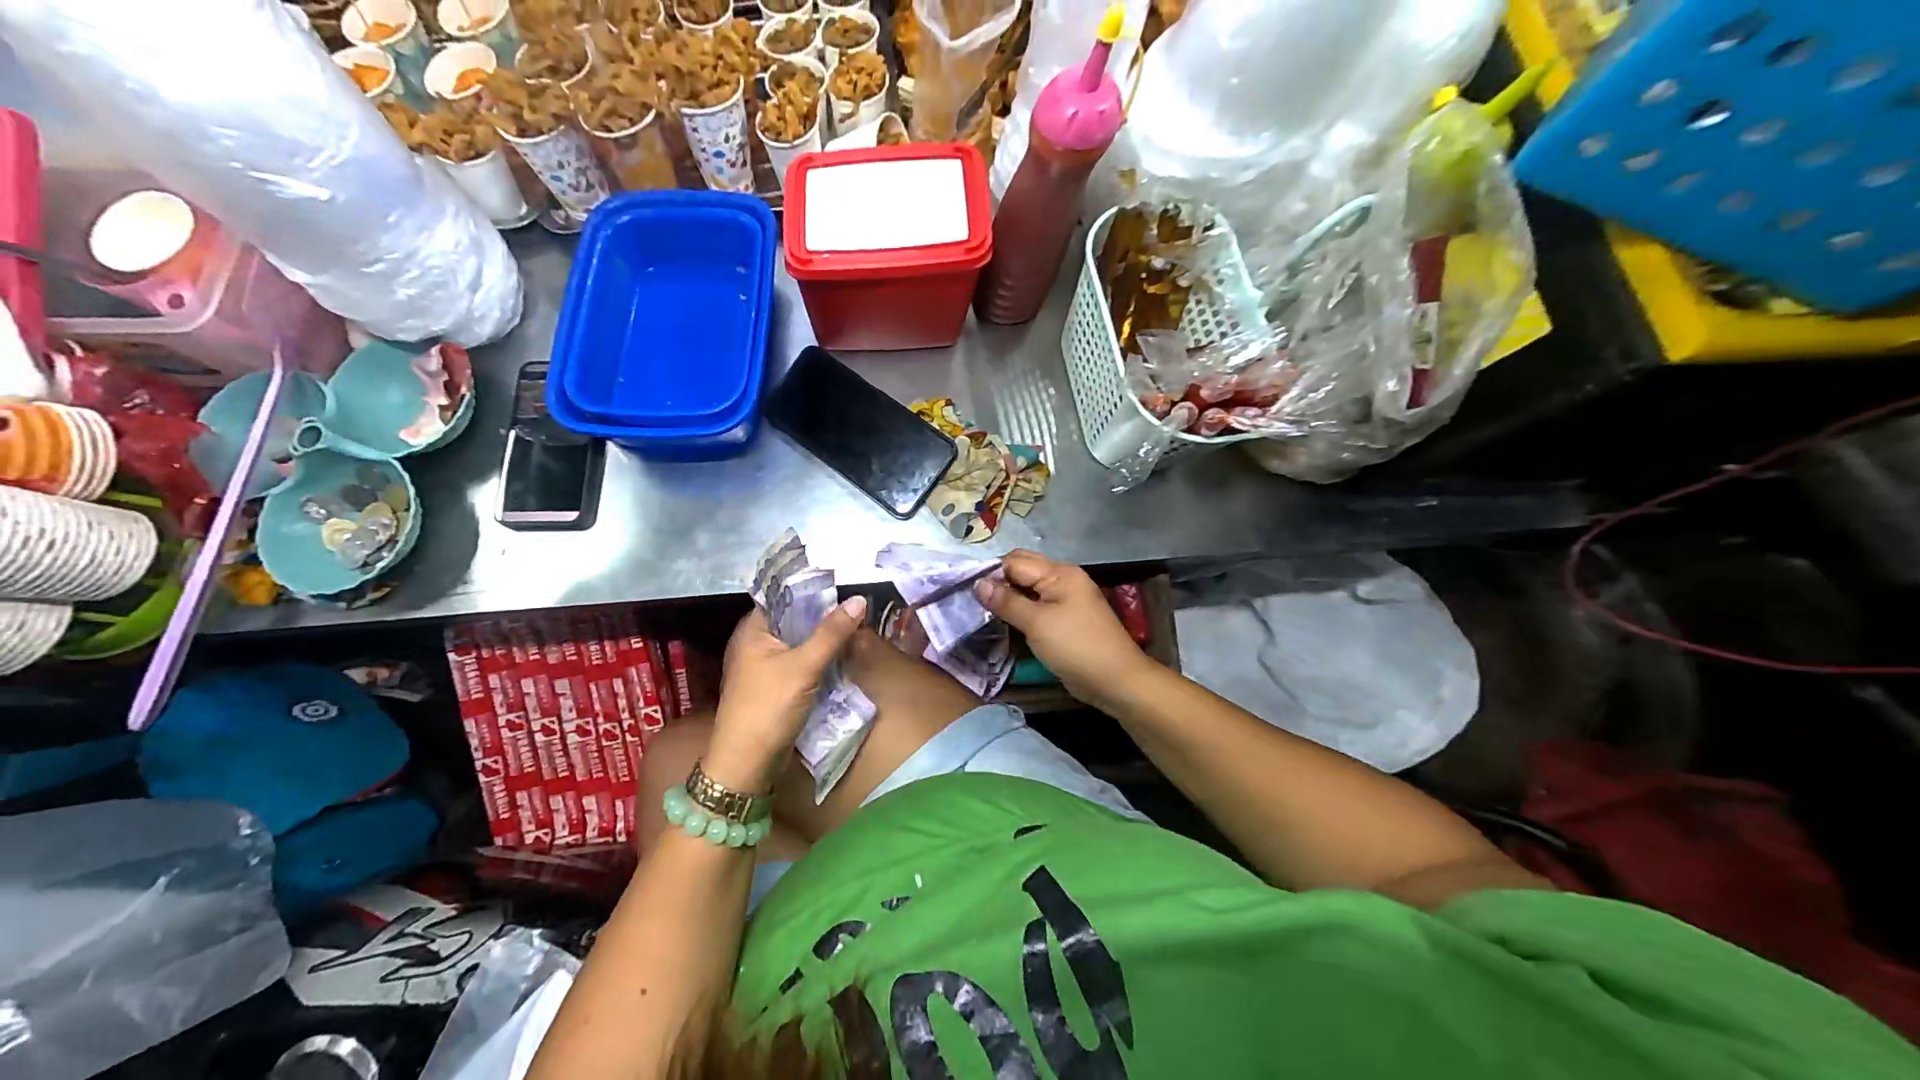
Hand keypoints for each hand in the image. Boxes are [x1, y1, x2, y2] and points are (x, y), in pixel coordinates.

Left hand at [706, 596, 866, 793]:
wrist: (747, 763)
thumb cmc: (768, 707)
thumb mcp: (804, 667)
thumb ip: (831, 633)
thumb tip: (859, 599)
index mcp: (753, 629)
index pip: (785, 596)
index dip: (814, 590)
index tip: (846, 586)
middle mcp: (756, 642)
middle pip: (795, 619)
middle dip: (825, 615)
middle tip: (859, 607)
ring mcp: (764, 665)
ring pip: (800, 642)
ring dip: (825, 638)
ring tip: (858, 628)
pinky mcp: (775, 686)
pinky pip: (801, 663)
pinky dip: (820, 659)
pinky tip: (844, 656)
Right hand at [973, 550, 1151, 708]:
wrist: (1116, 680)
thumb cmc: (1076, 647)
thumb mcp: (1036, 623)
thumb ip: (1006, 601)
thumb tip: (978, 584)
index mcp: (1059, 573)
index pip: (1015, 561)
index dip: (991, 573)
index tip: (965, 589)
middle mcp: (1063, 579)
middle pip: (1023, 569)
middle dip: (998, 581)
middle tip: (973, 600)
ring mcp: (1066, 599)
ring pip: (1029, 588)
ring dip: (1008, 596)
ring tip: (983, 610)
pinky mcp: (1066, 618)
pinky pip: (1037, 605)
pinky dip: (1021, 609)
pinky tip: (1005, 621)